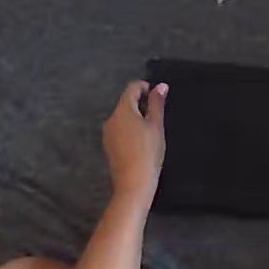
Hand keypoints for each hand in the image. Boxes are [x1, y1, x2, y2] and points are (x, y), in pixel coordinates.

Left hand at [104, 81, 168, 198]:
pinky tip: (141, 141)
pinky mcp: (108, 145)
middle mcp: (111, 118)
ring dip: (135, 116)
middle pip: (126, 102)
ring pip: (122, 116)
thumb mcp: (156, 126)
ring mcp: (108, 132)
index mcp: (122, 110)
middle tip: (158, 115)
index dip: (144, 87)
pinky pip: (119, 129)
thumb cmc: (148, 152)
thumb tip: (160, 86)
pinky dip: (130, 128)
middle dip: (141, 103)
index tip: (157, 95)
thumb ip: (157, 104)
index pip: (131, 88)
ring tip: (151, 130)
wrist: (133, 183)